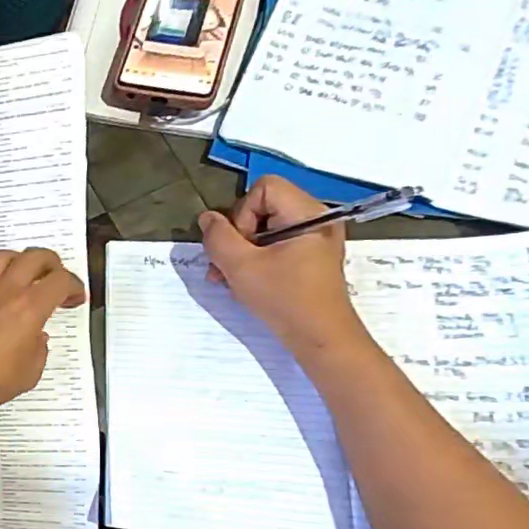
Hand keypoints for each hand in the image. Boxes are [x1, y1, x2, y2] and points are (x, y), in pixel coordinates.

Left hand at [0, 248, 86, 430]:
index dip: (75, 286)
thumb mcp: (32, 371)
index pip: (61, 281)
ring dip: (21, 259)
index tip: (76, 296)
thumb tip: (37, 339)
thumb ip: (40, 348)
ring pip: (4, 256)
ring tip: (27, 272)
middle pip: (35, 257)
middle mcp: (6, 292)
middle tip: (58, 276)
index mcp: (30, 307)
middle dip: (53, 263)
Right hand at [198, 175, 365, 349]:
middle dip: (237, 236)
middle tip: (225, 267)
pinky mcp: (310, 258)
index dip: (242, 214)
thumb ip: (218, 238)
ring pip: (265, 229)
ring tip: (228, 279)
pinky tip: (245, 283)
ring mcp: (315, 240)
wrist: (321, 339)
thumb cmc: (285, 300)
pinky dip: (256, 261)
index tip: (240, 248)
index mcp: (308, 213)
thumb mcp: (241, 268)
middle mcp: (316, 219)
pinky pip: (276, 246)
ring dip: (241, 252)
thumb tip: (207, 218)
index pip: (263, 188)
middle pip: (262, 207)